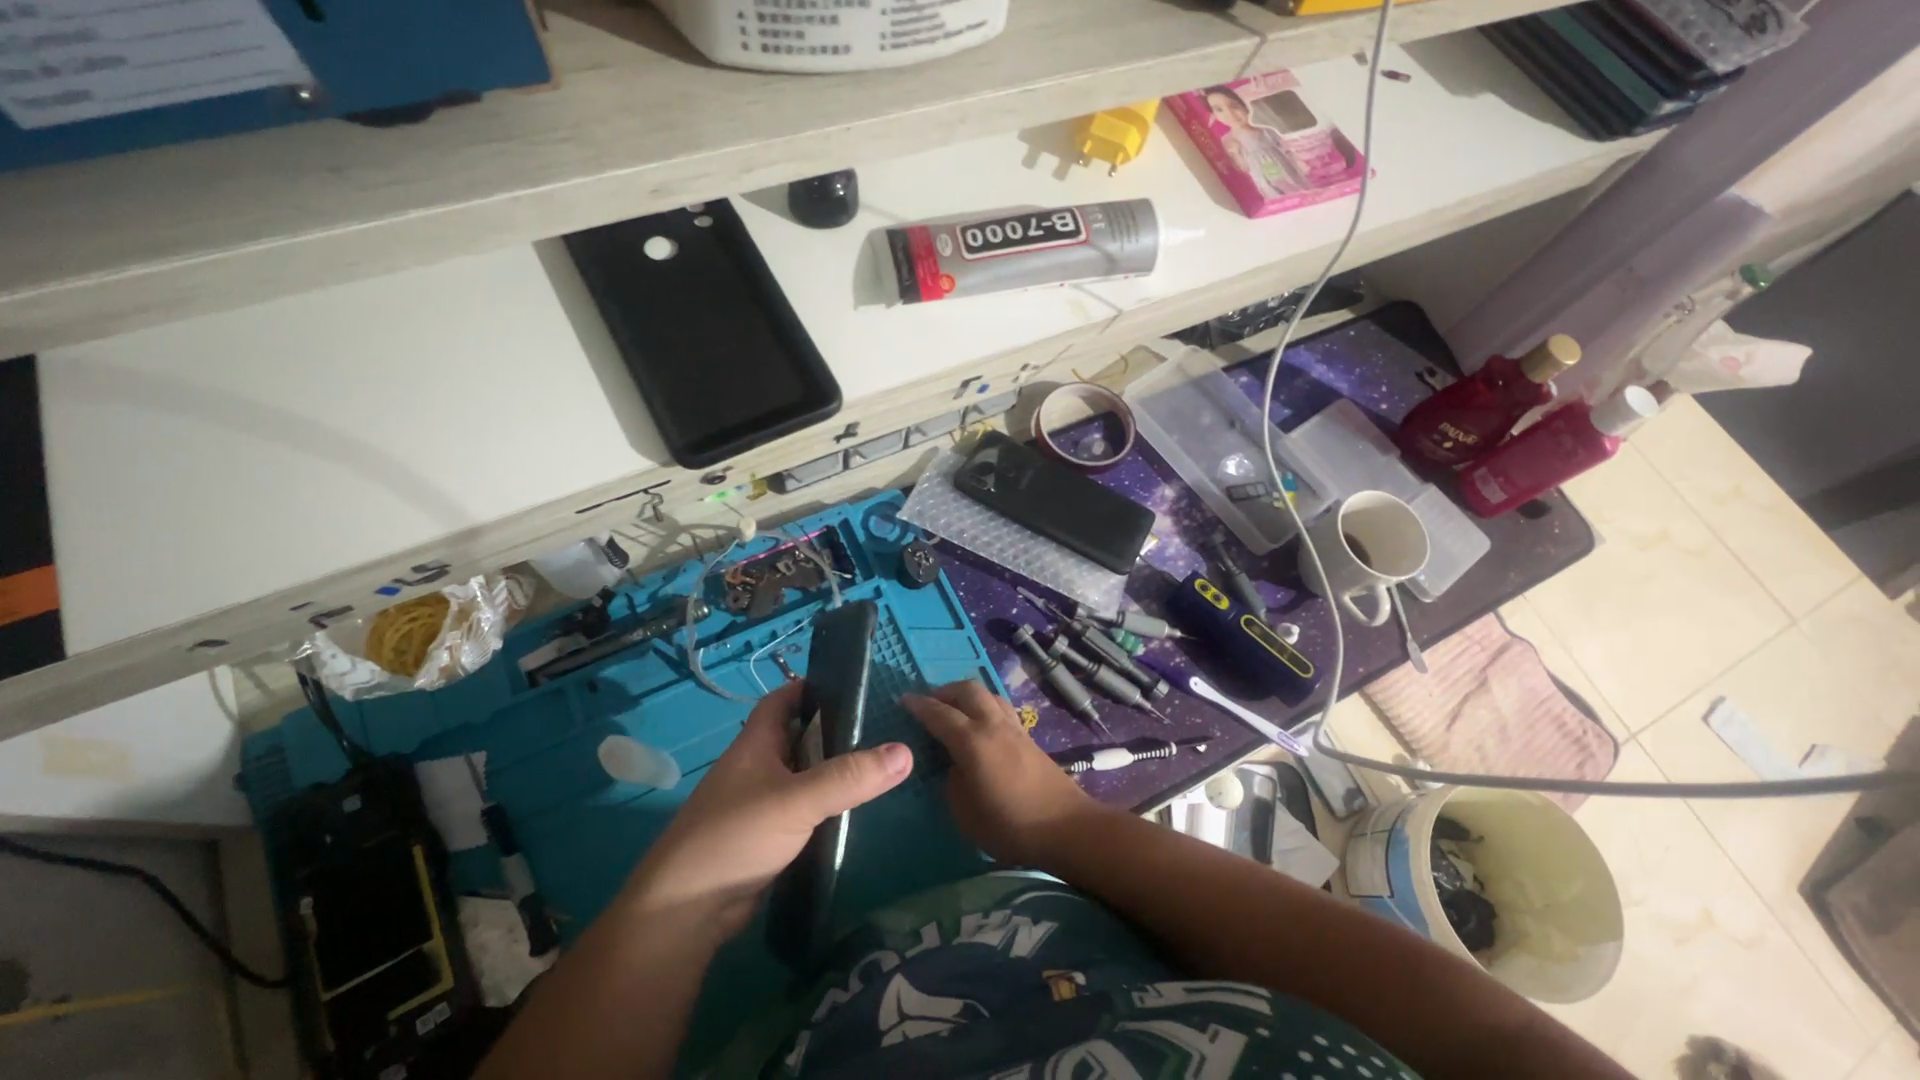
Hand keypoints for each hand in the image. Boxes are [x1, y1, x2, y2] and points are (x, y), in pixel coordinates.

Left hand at [623, 681, 911, 940]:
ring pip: (802, 778)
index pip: (782, 701)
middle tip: (884, 727)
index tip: (853, 684)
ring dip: (833, 773)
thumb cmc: (734, 837)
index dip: (811, 687)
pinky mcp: (766, 841)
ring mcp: (759, 806)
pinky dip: (826, 809)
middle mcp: (756, 769)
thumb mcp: (796, 801)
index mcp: (754, 745)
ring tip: (881, 766)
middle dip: (834, 731)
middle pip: (798, 739)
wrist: (686, 910)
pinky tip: (856, 813)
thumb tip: (905, 751)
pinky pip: (802, 813)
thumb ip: (849, 778)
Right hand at [903, 681, 1113, 867]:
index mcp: (972, 742)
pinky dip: (984, 707)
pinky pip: (1001, 708)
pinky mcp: (1029, 738)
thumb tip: (953, 766)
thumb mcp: (965, 814)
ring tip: (954, 710)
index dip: (918, 706)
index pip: (938, 714)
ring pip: (988, 694)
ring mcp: (1015, 729)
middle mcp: (993, 726)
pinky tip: (980, 725)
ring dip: (967, 696)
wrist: (1066, 827)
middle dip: (944, 691)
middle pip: (967, 690)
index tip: (902, 701)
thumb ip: (952, 783)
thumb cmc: (1010, 825)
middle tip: (928, 704)